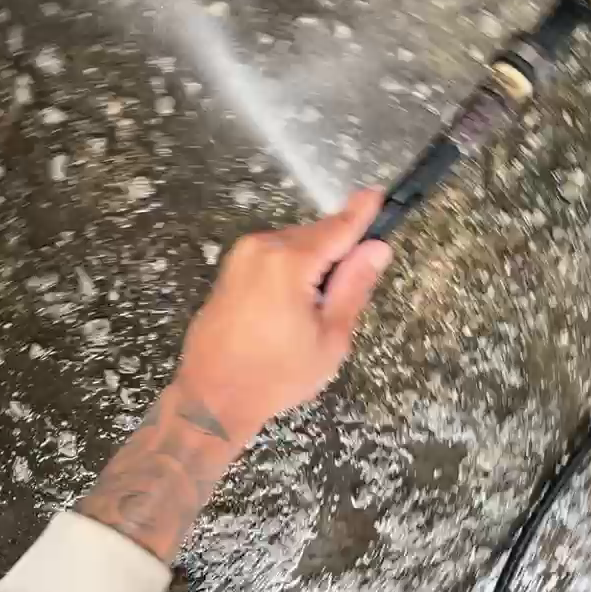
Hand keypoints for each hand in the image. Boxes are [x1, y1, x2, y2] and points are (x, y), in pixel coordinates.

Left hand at [173, 189, 393, 437]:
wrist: (212, 397)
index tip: (378, 193)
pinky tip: (291, 311)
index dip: (362, 213)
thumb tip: (376, 249)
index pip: (338, 228)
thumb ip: (354, 287)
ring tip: (314, 314)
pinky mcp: (230, 270)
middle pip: (317, 237)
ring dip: (313, 266)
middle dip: (338, 255)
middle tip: (346, 298)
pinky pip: (273, 258)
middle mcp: (262, 249)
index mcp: (289, 263)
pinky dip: (291, 272)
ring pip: (295, 247)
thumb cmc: (275, 375)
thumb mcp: (330, 338)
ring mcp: (241, 257)